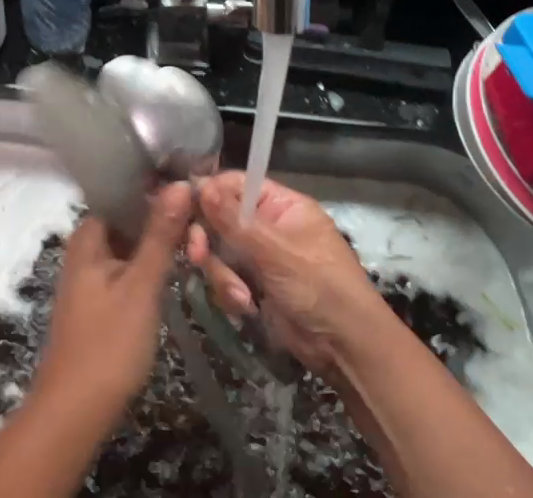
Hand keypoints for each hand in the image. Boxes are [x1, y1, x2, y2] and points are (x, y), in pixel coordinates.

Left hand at [33, 182, 193, 422]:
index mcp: (87, 237)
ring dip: (159, 244)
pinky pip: (128, 269)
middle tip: (202, 220)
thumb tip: (179, 184)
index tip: (191, 187)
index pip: (121, 193)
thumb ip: (159, 235)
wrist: (76, 409)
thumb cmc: (108, 343)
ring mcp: (91, 277)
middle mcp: (85, 250)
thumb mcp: (140, 286)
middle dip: (162, 218)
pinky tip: (177, 271)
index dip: (154, 188)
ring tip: (198, 241)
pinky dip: (150, 267)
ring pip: (130, 246)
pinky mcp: (100, 301)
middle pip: (127, 220)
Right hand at [186, 173, 383, 372]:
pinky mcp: (253, 286)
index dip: (211, 193)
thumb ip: (234, 220)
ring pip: (219, 253)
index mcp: (282, 206)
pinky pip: (225, 279)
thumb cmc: (320, 288)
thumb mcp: (276, 251)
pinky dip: (231, 293)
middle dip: (209, 241)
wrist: (345, 348)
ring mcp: (260, 258)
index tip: (187, 208)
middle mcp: (268, 227)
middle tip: (198, 256)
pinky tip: (246, 307)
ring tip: (241, 296)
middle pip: (220, 219)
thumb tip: (198, 185)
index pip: (236, 185)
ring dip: (223, 275)